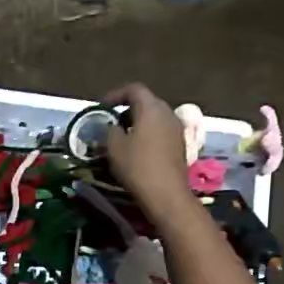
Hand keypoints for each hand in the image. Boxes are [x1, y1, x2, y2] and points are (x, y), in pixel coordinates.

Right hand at [104, 83, 194, 216]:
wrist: (166, 194)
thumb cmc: (137, 166)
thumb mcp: (114, 147)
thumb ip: (110, 130)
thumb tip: (112, 125)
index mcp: (151, 107)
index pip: (134, 89)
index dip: (116, 95)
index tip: (103, 106)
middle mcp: (168, 112)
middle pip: (146, 102)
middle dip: (127, 110)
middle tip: (112, 122)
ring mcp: (177, 129)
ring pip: (155, 118)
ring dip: (138, 123)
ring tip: (123, 137)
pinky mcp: (180, 145)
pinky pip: (161, 131)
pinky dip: (148, 134)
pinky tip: (138, 149)